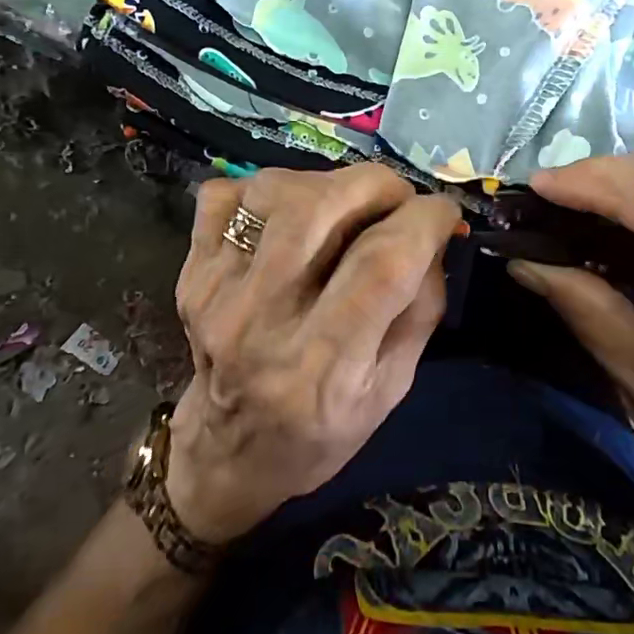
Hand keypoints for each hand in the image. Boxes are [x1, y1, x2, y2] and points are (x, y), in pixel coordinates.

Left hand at [164, 164, 461, 542]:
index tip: (442, 212)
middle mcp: (261, 322)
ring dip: (323, 183)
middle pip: (319, 209)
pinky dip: (261, 191)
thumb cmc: (322, 431)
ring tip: (345, 205)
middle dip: (376, 185)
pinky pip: (222, 195)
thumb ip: (420, 307)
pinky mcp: (191, 272)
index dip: (424, 221)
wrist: (228, 450)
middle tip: (396, 197)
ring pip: (272, 192)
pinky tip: (285, 217)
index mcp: (322, 369)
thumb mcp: (392, 388)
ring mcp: (216, 292)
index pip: (380, 265)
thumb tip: (435, 232)